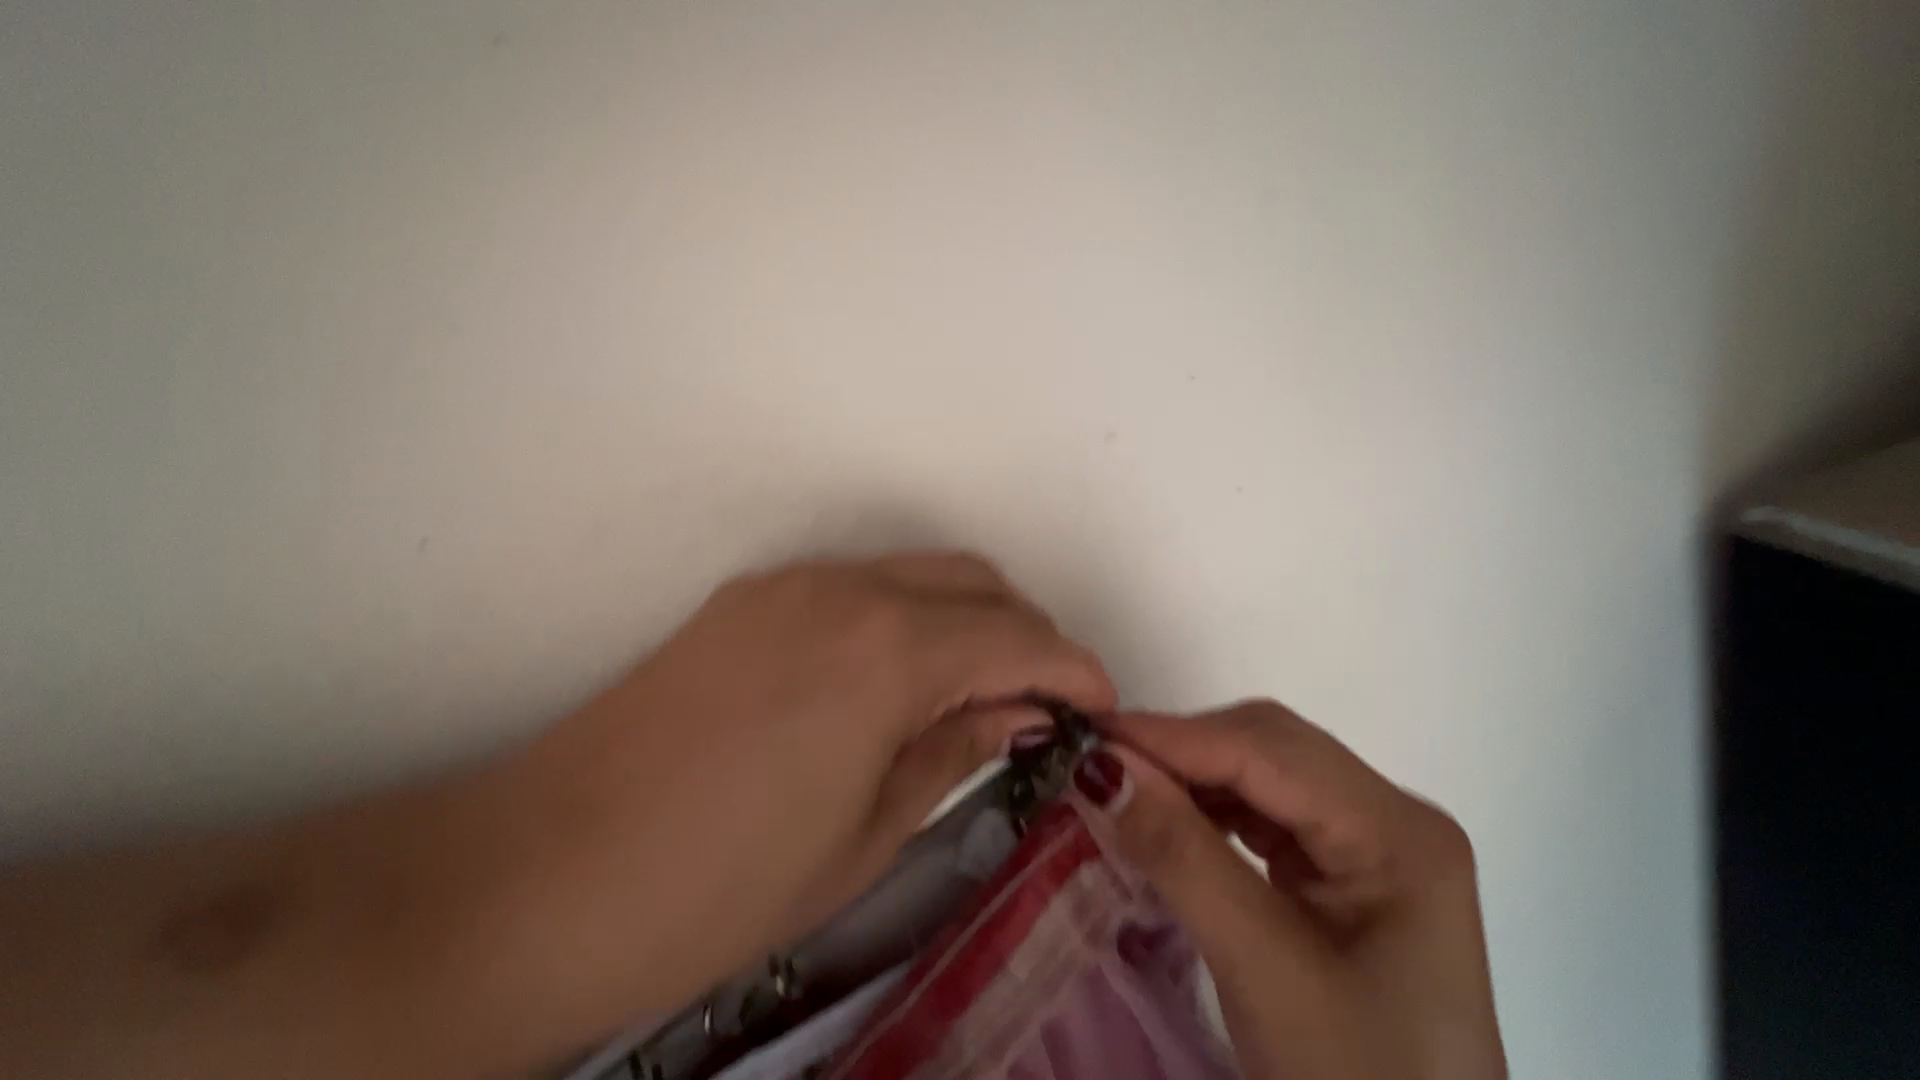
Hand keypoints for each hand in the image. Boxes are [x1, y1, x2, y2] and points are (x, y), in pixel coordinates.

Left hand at [484, 553, 1115, 1060]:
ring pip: (916, 573)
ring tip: (980, 695)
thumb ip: (953, 750)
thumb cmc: (719, 887)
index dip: (1073, 670)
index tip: (1100, 710)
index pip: (1018, 636)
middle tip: (1042, 705)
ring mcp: (785, 586)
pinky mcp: (745, 601)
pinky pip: (858, 587)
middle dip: (1027, 633)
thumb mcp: (866, 835)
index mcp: (884, 650)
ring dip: (967, 618)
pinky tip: (902, 681)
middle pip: (974, 581)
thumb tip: (1017, 711)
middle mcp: (840, 589)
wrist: (541, 877)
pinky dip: (907, 617)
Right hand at [1090, 702, 1505, 1079]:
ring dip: (1187, 780)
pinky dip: (1206, 814)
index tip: (1084, 740)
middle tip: (1092, 767)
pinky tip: (1164, 824)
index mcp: (1400, 831)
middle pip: (1269, 750)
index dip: (1170, 737)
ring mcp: (1370, 846)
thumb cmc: (1352, 1079)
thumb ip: (1181, 856)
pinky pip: (1263, 818)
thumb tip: (1098, 768)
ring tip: (1117, 792)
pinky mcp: (1344, 876)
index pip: (1268, 750)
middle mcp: (1393, 818)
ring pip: (1262, 778)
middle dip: (1179, 752)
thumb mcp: (1262, 968)